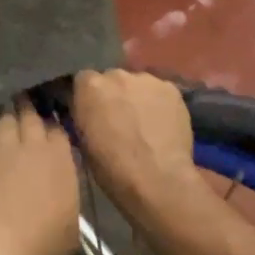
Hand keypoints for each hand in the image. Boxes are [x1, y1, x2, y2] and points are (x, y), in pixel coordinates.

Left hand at [0, 99, 80, 254]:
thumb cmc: (40, 244)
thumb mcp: (71, 227)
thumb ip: (69, 198)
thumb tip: (64, 188)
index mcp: (61, 160)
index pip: (59, 130)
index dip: (55, 123)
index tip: (52, 120)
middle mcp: (34, 145)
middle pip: (32, 115)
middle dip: (31, 104)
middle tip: (28, 94)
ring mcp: (4, 147)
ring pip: (7, 115)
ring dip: (8, 106)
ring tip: (7, 96)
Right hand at [73, 70, 204, 220]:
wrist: (158, 180)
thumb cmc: (112, 168)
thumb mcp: (83, 141)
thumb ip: (83, 115)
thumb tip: (85, 110)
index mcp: (90, 86)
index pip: (82, 80)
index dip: (88, 97)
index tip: (92, 112)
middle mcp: (117, 74)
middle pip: (112, 79)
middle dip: (113, 94)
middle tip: (119, 118)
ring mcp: (147, 79)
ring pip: (137, 84)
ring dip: (136, 97)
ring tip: (144, 122)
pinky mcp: (171, 89)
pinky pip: (159, 92)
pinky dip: (158, 103)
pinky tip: (162, 123)